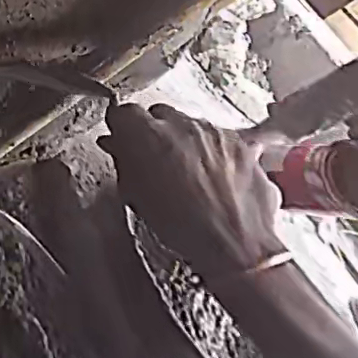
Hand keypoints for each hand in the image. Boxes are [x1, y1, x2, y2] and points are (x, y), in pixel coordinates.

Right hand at [98, 103, 287, 279]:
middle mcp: (181, 124)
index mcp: (146, 134)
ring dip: (184, 140)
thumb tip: (116, 144)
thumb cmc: (182, 225)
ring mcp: (214, 131)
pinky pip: (218, 138)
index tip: (121, 137)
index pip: (123, 112)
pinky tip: (211, 177)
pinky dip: (212, 151)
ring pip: (190, 124)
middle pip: (159, 113)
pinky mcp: (240, 142)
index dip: (121, 126)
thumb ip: (123, 160)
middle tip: (154, 157)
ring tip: (187, 173)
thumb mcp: (136, 193)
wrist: (233, 245)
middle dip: (154, 131)